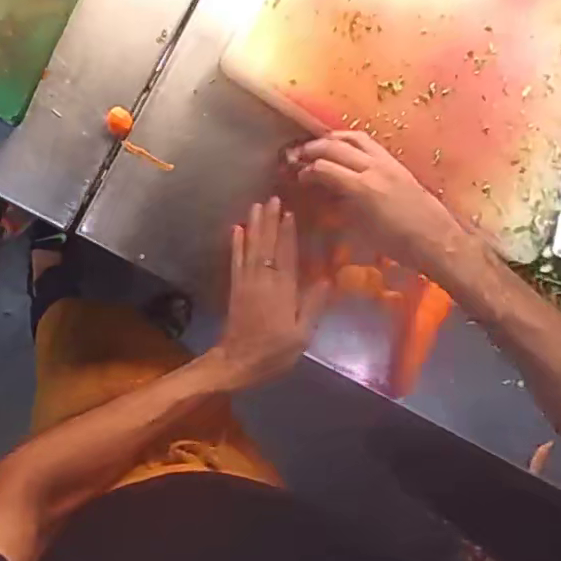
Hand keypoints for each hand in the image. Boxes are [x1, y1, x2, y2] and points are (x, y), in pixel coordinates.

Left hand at [205, 198, 330, 389]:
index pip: (286, 255)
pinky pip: (235, 261)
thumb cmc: (274, 352)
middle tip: (273, 198)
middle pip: (267, 245)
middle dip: (270, 221)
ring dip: (254, 226)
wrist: (237, 362)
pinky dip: (236, 244)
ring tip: (256, 206)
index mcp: (282, 290)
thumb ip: (312, 305)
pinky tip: (236, 229)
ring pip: (250, 248)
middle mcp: (262, 280)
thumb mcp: (302, 334)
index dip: (288, 232)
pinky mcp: (234, 288)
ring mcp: (245, 282)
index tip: (290, 211)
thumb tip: (326, 279)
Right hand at [289, 131, 466, 273]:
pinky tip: (344, 150)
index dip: (305, 170)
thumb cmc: (394, 242)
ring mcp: (387, 163)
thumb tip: (322, 192)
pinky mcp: (397, 164)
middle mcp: (374, 169)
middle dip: (312, 148)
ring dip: (332, 138)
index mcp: (362, 188)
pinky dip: (351, 142)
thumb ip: (338, 204)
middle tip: (298, 155)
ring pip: (354, 138)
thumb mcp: (358, 227)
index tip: (295, 175)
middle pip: (335, 146)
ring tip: (319, 145)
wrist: (435, 239)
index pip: (324, 168)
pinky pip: (369, 144)